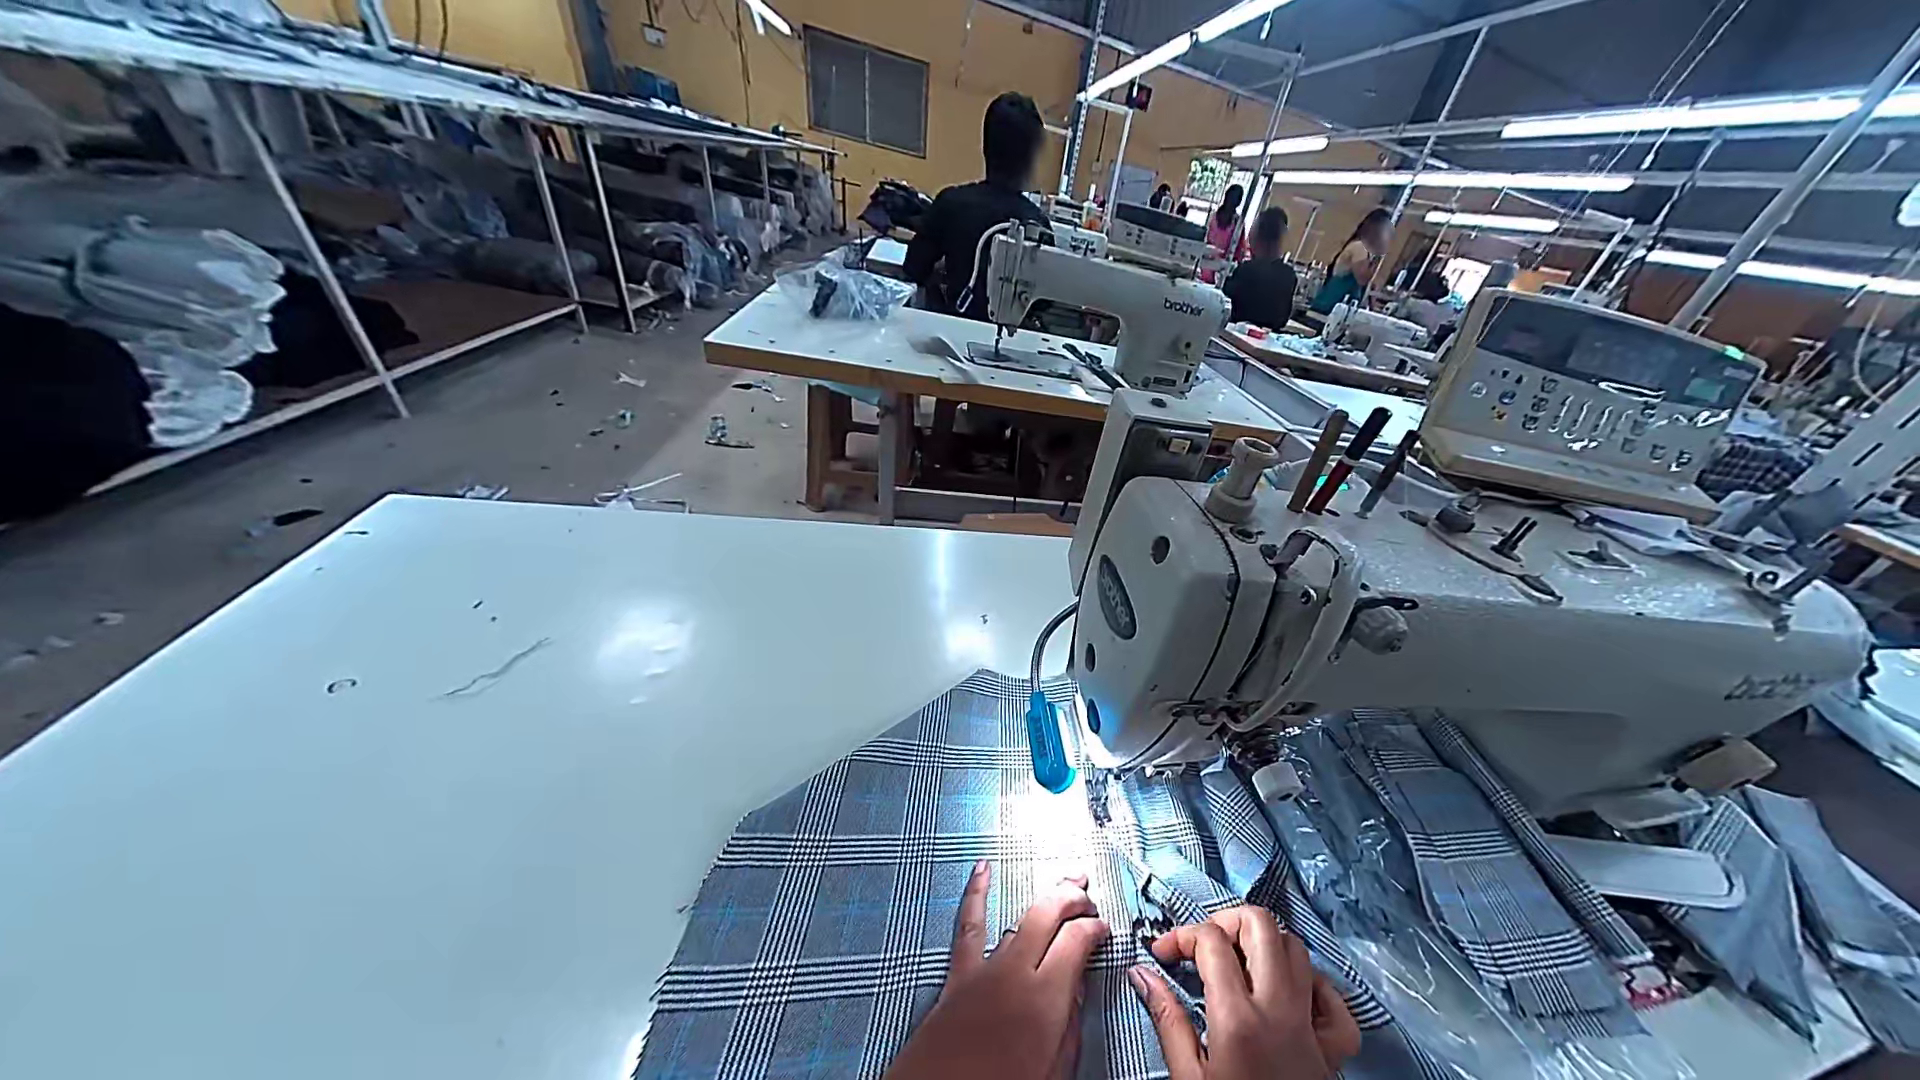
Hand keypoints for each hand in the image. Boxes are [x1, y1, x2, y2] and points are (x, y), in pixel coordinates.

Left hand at [884, 861, 1109, 1079]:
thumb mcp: (1055, 1071)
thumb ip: (1069, 1028)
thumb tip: (1076, 993)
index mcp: (1045, 998)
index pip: (1077, 941)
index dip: (1094, 928)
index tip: (1102, 928)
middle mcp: (1015, 973)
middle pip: (1049, 914)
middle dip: (1072, 898)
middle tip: (1087, 898)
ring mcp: (985, 967)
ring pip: (1019, 916)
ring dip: (1043, 898)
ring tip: (1062, 884)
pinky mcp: (959, 972)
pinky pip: (968, 922)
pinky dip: (975, 891)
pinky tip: (982, 870)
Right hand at [1129, 906, 1360, 1079]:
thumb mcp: (1189, 1079)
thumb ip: (1167, 1019)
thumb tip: (1142, 973)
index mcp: (1238, 1019)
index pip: (1210, 939)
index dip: (1181, 935)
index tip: (1164, 954)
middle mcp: (1279, 1011)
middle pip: (1261, 924)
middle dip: (1226, 921)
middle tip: (1203, 946)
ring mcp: (1312, 1028)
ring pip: (1297, 949)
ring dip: (1265, 945)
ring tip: (1238, 965)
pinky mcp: (1334, 1051)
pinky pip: (1334, 999)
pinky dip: (1312, 984)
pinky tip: (1287, 995)